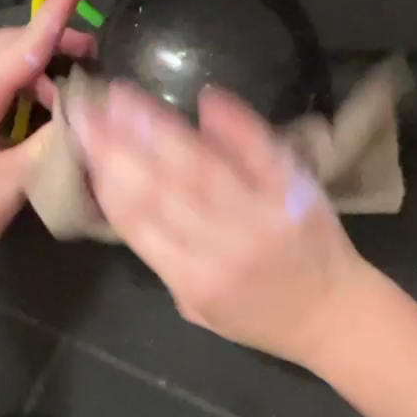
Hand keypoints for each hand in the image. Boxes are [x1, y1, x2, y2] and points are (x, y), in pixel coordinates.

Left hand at [0, 0, 95, 306]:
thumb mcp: (8, 184)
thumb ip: (51, 148)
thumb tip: (91, 118)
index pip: (24, 44)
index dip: (57, 11)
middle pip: (13, 49)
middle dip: (54, 41)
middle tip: (96, 56)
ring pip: (11, 77)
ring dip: (46, 77)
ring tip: (81, 98)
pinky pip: (7, 104)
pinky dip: (35, 104)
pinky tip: (55, 126)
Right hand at [70, 83, 374, 366]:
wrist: (333, 315)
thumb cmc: (257, 317)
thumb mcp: (196, 307)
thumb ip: (163, 258)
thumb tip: (129, 203)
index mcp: (193, 280)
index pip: (138, 221)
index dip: (106, 179)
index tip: (83, 143)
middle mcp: (223, 247)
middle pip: (160, 188)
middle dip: (119, 145)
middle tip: (89, 108)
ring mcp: (261, 217)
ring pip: (200, 167)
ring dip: (158, 128)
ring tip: (125, 98)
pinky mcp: (296, 194)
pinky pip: (261, 153)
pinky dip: (234, 124)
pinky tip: (206, 99)